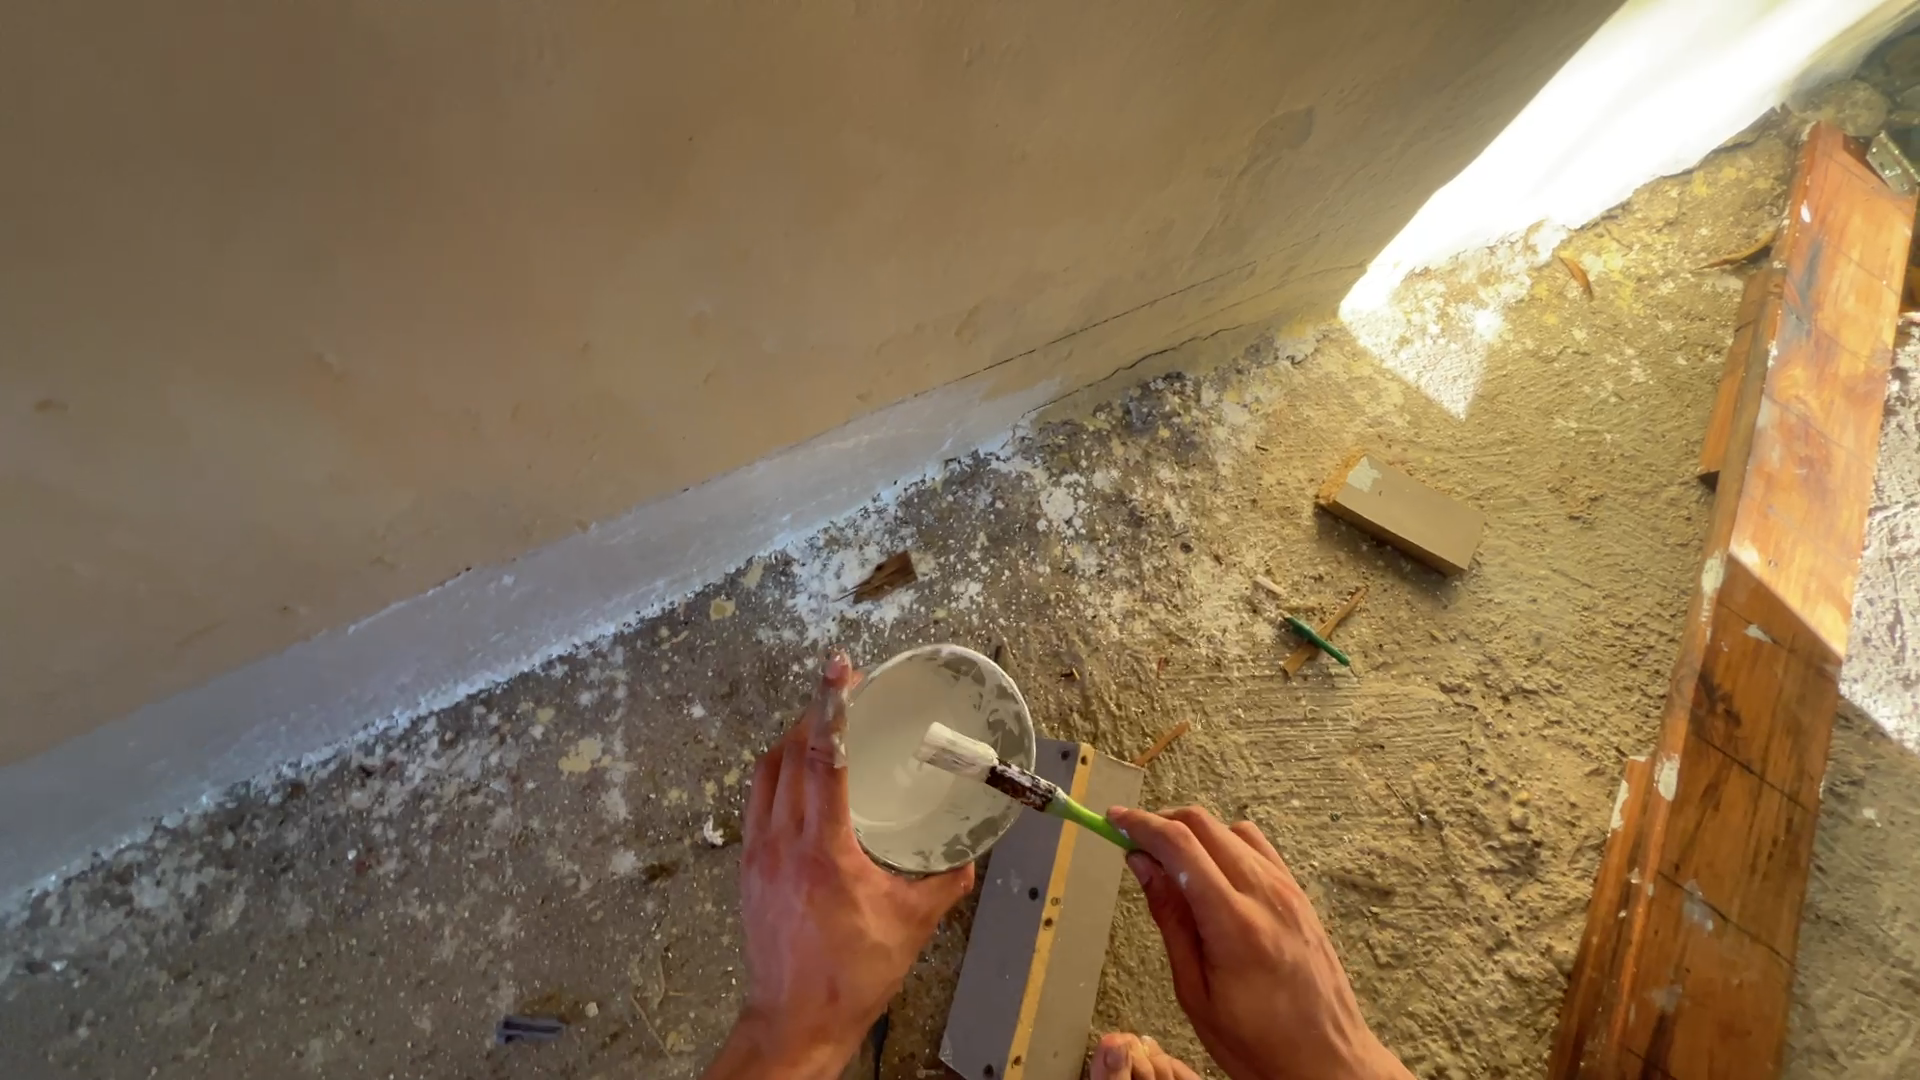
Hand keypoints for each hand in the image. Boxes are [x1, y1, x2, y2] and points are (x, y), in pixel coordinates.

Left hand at [705, 653, 976, 1079]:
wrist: (792, 1022)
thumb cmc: (852, 974)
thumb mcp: (911, 925)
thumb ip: (944, 882)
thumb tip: (968, 852)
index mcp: (824, 848)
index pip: (824, 758)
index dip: (832, 707)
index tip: (840, 670)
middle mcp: (783, 840)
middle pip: (789, 751)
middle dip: (814, 711)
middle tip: (842, 689)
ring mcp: (758, 850)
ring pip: (766, 770)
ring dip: (792, 737)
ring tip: (822, 722)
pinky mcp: (749, 864)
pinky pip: (758, 796)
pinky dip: (778, 768)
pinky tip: (801, 772)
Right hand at [1107, 806, 1411, 1079]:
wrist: (1330, 1065)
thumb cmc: (1258, 1043)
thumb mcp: (1194, 991)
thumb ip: (1168, 917)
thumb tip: (1141, 863)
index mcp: (1234, 923)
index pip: (1179, 845)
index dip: (1140, 824)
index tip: (1114, 821)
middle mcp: (1264, 894)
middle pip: (1201, 823)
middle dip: (1160, 821)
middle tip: (1135, 841)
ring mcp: (1286, 889)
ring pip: (1227, 827)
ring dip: (1192, 830)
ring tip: (1171, 861)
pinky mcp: (1298, 892)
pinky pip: (1255, 843)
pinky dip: (1223, 841)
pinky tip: (1211, 869)